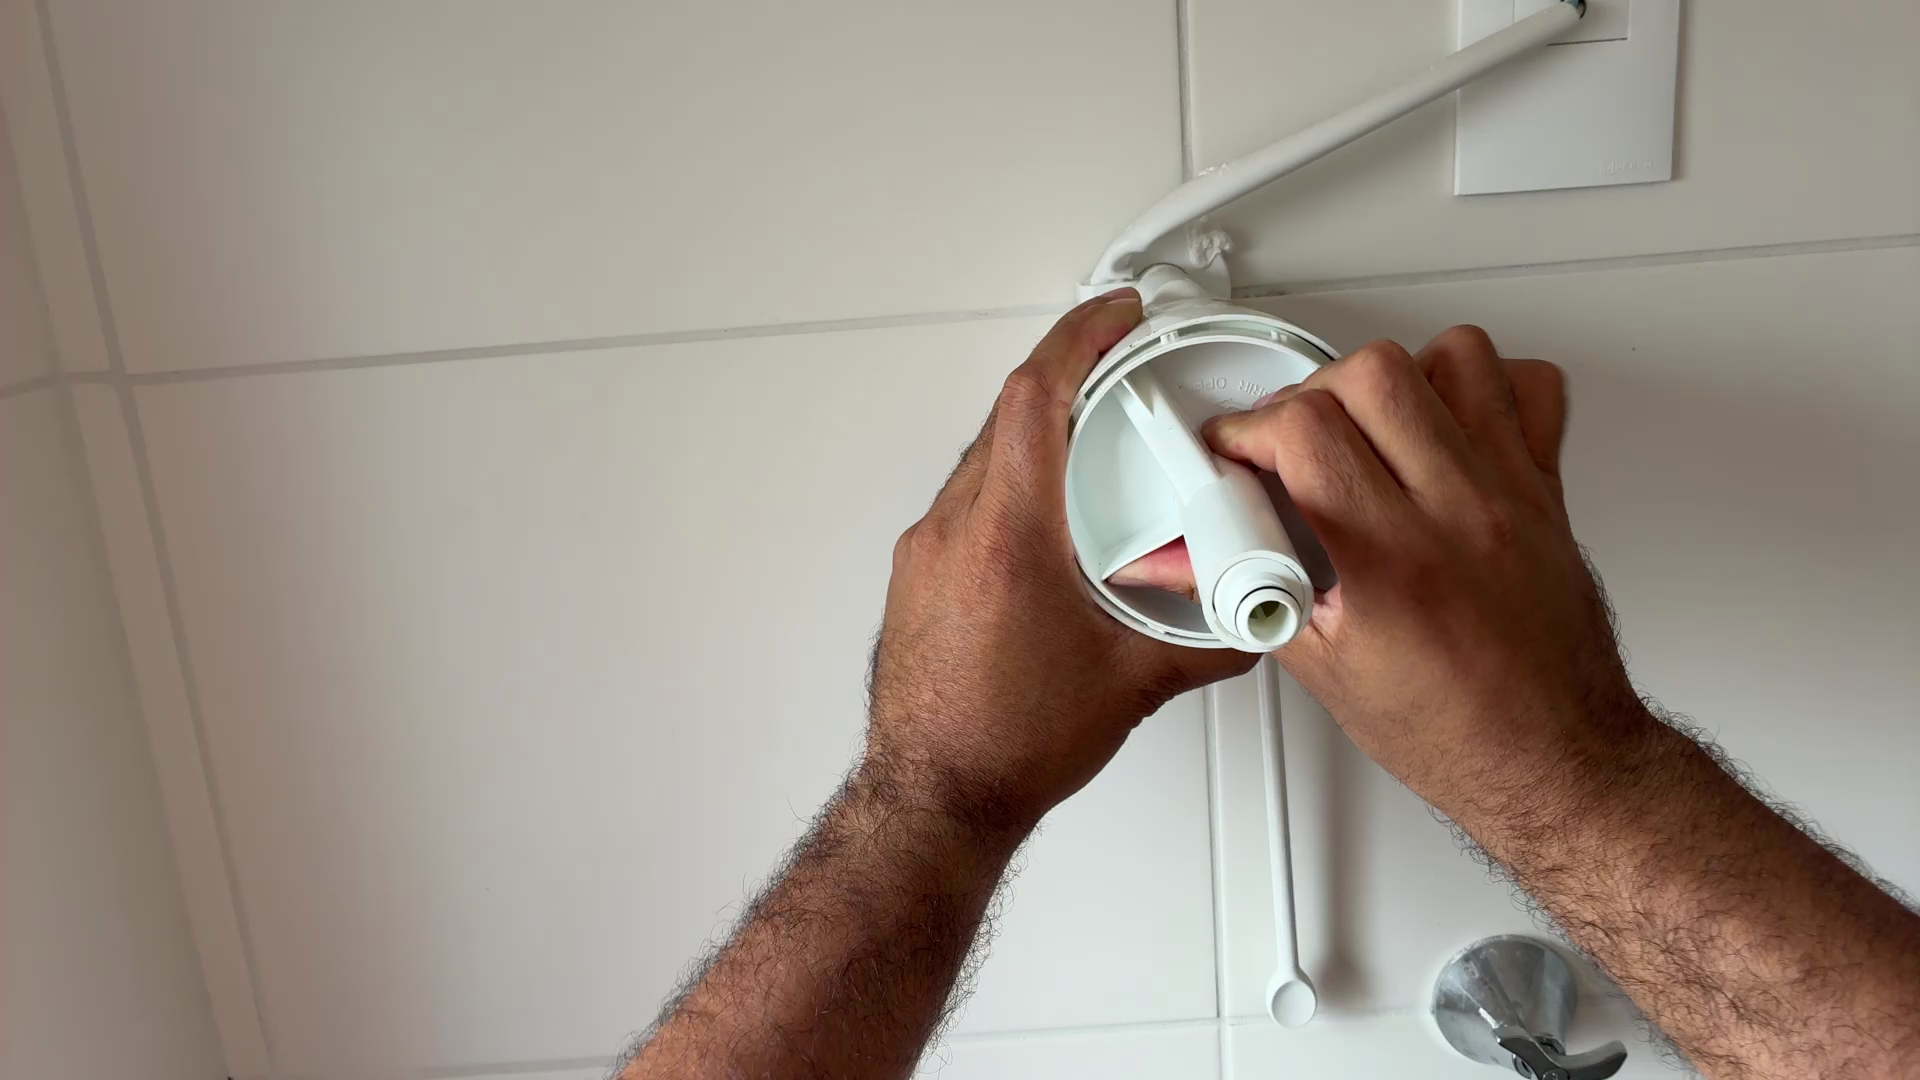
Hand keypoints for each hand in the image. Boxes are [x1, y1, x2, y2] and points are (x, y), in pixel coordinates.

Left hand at [866, 291, 1255, 833]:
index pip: (1033, 399)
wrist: (936, 792)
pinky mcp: (915, 573)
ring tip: (1081, 446)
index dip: (1077, 339)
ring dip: (1032, 437)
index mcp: (1009, 541)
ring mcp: (925, 551)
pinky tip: (1039, 518)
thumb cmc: (1006, 744)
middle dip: (1064, 382)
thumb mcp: (1129, 686)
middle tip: (1110, 374)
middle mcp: (954, 533)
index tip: (1112, 315)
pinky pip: (962, 501)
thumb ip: (1204, 643)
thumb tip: (1248, 619)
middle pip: (1007, 418)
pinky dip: (1005, 484)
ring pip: (981, 458)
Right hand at [1126, 326, 1641, 820]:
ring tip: (1356, 422)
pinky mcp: (1547, 490)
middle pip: (1369, 376)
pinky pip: (1528, 387)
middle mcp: (1456, 512)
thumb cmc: (1445, 729)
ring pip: (1450, 359)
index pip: (1303, 435)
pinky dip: (1476, 383)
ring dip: (1383, 378)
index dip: (1243, 430)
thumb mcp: (1313, 663)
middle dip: (1302, 395)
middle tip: (1286, 439)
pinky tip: (1434, 422)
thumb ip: (1236, 591)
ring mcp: (1510, 493)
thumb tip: (1174, 562)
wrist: (1550, 760)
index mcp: (1387, 560)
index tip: (1230, 450)